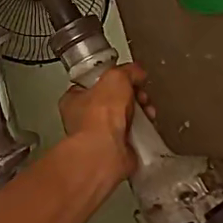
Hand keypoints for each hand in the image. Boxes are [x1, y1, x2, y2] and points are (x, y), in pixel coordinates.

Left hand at [57, 63, 150, 181]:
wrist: (107, 151)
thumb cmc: (99, 117)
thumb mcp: (116, 78)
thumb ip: (128, 71)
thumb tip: (138, 72)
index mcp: (74, 99)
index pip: (95, 83)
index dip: (114, 79)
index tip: (128, 77)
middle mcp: (85, 119)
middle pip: (115, 100)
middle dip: (133, 96)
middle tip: (140, 95)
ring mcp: (101, 136)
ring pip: (127, 117)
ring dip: (141, 113)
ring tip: (147, 111)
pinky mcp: (117, 150)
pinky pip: (135, 134)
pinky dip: (144, 130)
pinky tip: (148, 126)